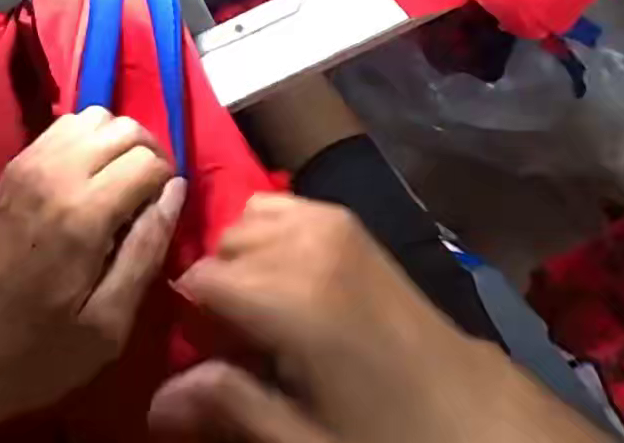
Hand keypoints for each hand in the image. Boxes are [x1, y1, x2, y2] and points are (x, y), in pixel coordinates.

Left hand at [0, 109, 183, 442]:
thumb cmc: (42, 348)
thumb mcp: (110, 324)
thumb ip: (148, 249)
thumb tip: (176, 189)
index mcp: (83, 214)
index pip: (149, 161)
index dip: (167, 181)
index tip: (161, 211)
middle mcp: (57, 173)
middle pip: (127, 129)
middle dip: (150, 153)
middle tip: (148, 193)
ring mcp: (31, 162)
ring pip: (98, 117)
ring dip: (119, 141)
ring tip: (120, 179)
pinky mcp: (16, 162)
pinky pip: (68, 123)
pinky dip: (90, 137)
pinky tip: (90, 172)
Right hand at [153, 194, 606, 442]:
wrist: (468, 404)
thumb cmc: (385, 434)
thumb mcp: (306, 442)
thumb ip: (230, 407)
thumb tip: (155, 400)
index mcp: (294, 296)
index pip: (203, 280)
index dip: (189, 315)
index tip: (198, 349)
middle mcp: (307, 241)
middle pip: (224, 245)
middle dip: (216, 287)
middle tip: (233, 340)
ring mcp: (330, 220)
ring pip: (247, 218)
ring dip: (240, 257)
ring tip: (259, 309)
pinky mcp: (346, 217)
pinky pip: (281, 204)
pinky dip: (267, 230)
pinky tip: (284, 274)